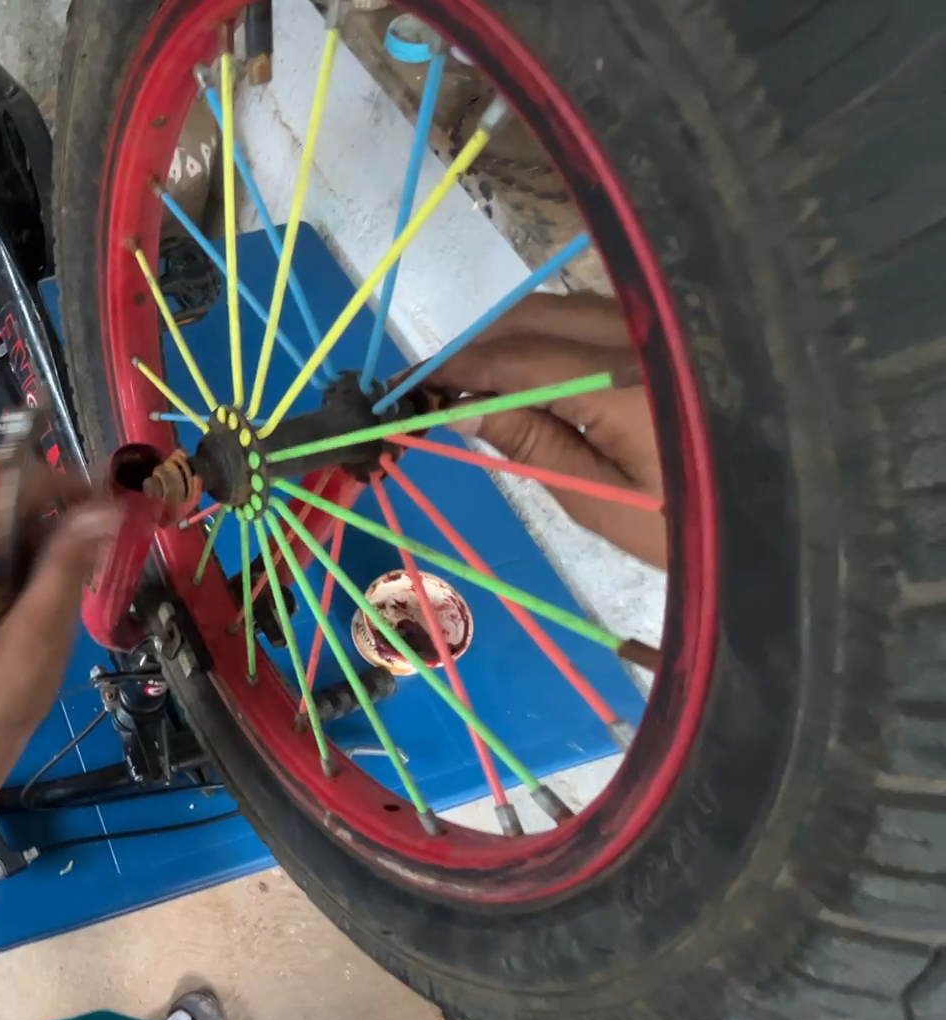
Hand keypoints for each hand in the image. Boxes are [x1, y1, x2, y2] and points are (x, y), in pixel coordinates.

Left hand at [0, 459, 119, 774]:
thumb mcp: (40, 637)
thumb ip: (66, 568)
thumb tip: (105, 507)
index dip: (52, 481)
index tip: (100, 505)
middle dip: (42, 488)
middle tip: (87, 523)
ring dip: (34, 513)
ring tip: (68, 559)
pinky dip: (23, 535)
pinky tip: (45, 575)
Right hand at [422, 293, 666, 567]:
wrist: (803, 521)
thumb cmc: (687, 525)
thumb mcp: (593, 495)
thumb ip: (527, 442)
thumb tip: (459, 406)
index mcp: (626, 385)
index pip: (514, 358)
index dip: (451, 367)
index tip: (402, 384)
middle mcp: (649, 338)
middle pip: (533, 316)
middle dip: (472, 345)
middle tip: (430, 383)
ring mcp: (669, 330)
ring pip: (563, 308)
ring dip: (506, 337)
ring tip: (470, 379)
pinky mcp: (681, 334)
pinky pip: (594, 315)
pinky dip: (546, 334)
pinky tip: (525, 369)